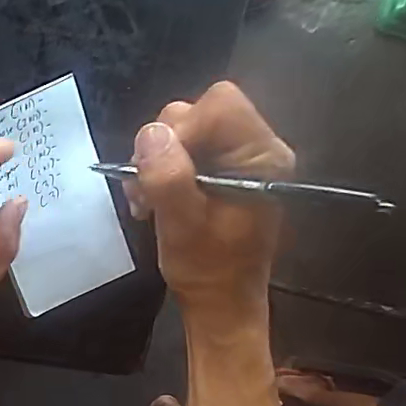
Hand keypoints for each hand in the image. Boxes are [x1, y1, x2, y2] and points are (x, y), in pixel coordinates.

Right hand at [125, 82, 294, 316]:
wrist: (219, 300)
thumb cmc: (208, 269)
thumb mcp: (183, 227)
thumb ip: (169, 179)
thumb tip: (150, 135)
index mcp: (260, 156)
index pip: (219, 105)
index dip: (181, 129)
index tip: (157, 168)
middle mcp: (252, 147)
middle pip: (197, 112)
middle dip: (162, 147)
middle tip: (145, 188)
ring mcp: (232, 158)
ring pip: (181, 129)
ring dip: (153, 161)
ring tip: (145, 200)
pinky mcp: (213, 170)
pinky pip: (178, 150)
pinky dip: (156, 170)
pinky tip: (151, 200)